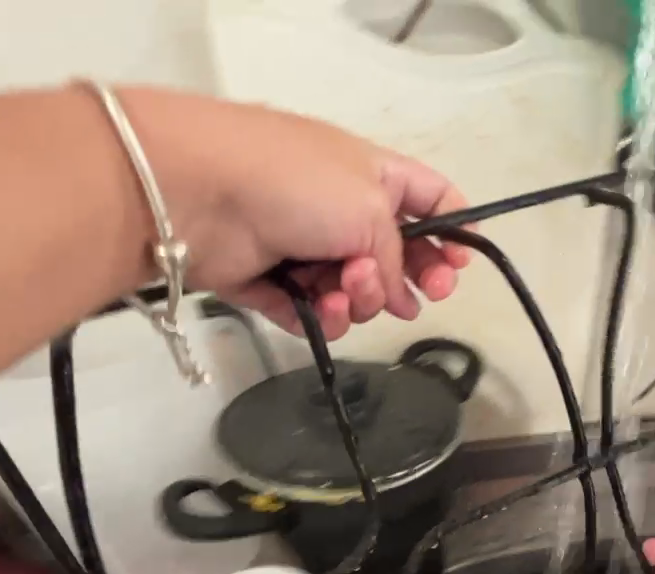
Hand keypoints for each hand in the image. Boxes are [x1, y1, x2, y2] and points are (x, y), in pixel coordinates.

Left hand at [131, 89, 469, 339]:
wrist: (195, 191)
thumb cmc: (295, 183)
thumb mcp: (370, 209)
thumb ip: (398, 257)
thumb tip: (394, 294)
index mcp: (373, 175)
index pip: (430, 197)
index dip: (455, 229)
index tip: (460, 265)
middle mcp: (344, 210)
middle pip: (398, 256)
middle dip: (410, 280)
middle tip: (416, 298)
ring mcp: (309, 248)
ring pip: (358, 293)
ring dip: (360, 299)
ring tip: (343, 289)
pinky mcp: (277, 284)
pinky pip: (317, 313)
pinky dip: (324, 317)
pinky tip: (321, 309)